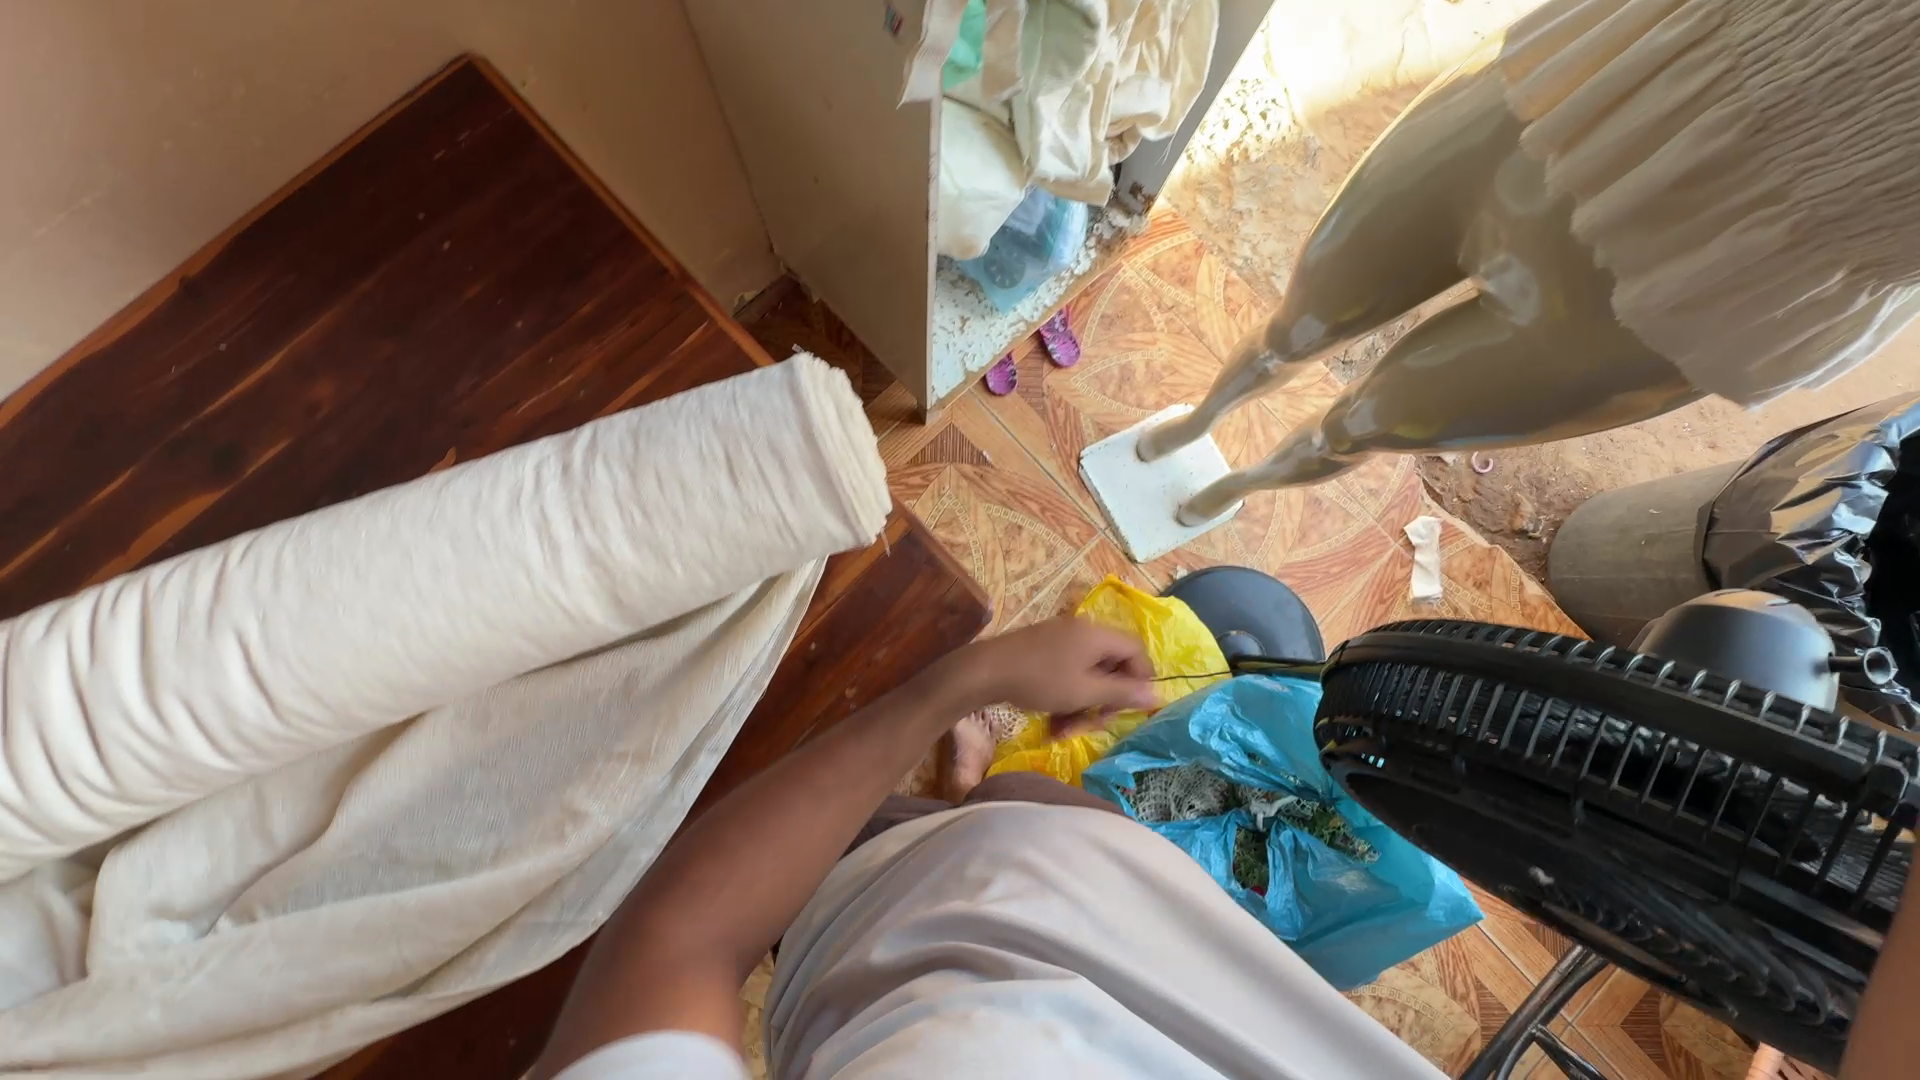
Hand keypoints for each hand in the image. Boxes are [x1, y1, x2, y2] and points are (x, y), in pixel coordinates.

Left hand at [944, 617, 1156, 722]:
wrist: (984, 671)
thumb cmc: (1040, 680)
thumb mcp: (1085, 691)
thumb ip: (1123, 693)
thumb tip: (1156, 694)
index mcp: (1098, 634)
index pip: (1137, 651)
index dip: (1140, 681)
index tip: (1130, 708)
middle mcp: (1082, 631)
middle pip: (1112, 666)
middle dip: (1104, 701)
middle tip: (1091, 725)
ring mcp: (1061, 639)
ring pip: (1088, 675)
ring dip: (1082, 706)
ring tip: (1063, 730)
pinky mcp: (1043, 651)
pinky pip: (1068, 674)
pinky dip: (1066, 698)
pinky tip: (1052, 723)